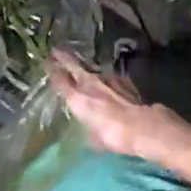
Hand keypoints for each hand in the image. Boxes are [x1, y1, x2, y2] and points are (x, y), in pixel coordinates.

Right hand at [49, 51, 190, 160]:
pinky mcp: (123, 80)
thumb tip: (92, 133)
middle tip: (55, 50)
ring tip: (78, 64)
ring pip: (91, 69)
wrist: (144, 125)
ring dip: (84, 66)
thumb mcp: (97, 140)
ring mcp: (108, 79)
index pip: (60, 81)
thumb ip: (91, 132)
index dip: (52, 71)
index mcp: (78, 99)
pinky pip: (109, 76)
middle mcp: (89, 84)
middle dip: (63, 58)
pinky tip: (106, 80)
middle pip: (73, 66)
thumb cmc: (114, 135)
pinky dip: (104, 77)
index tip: (46, 62)